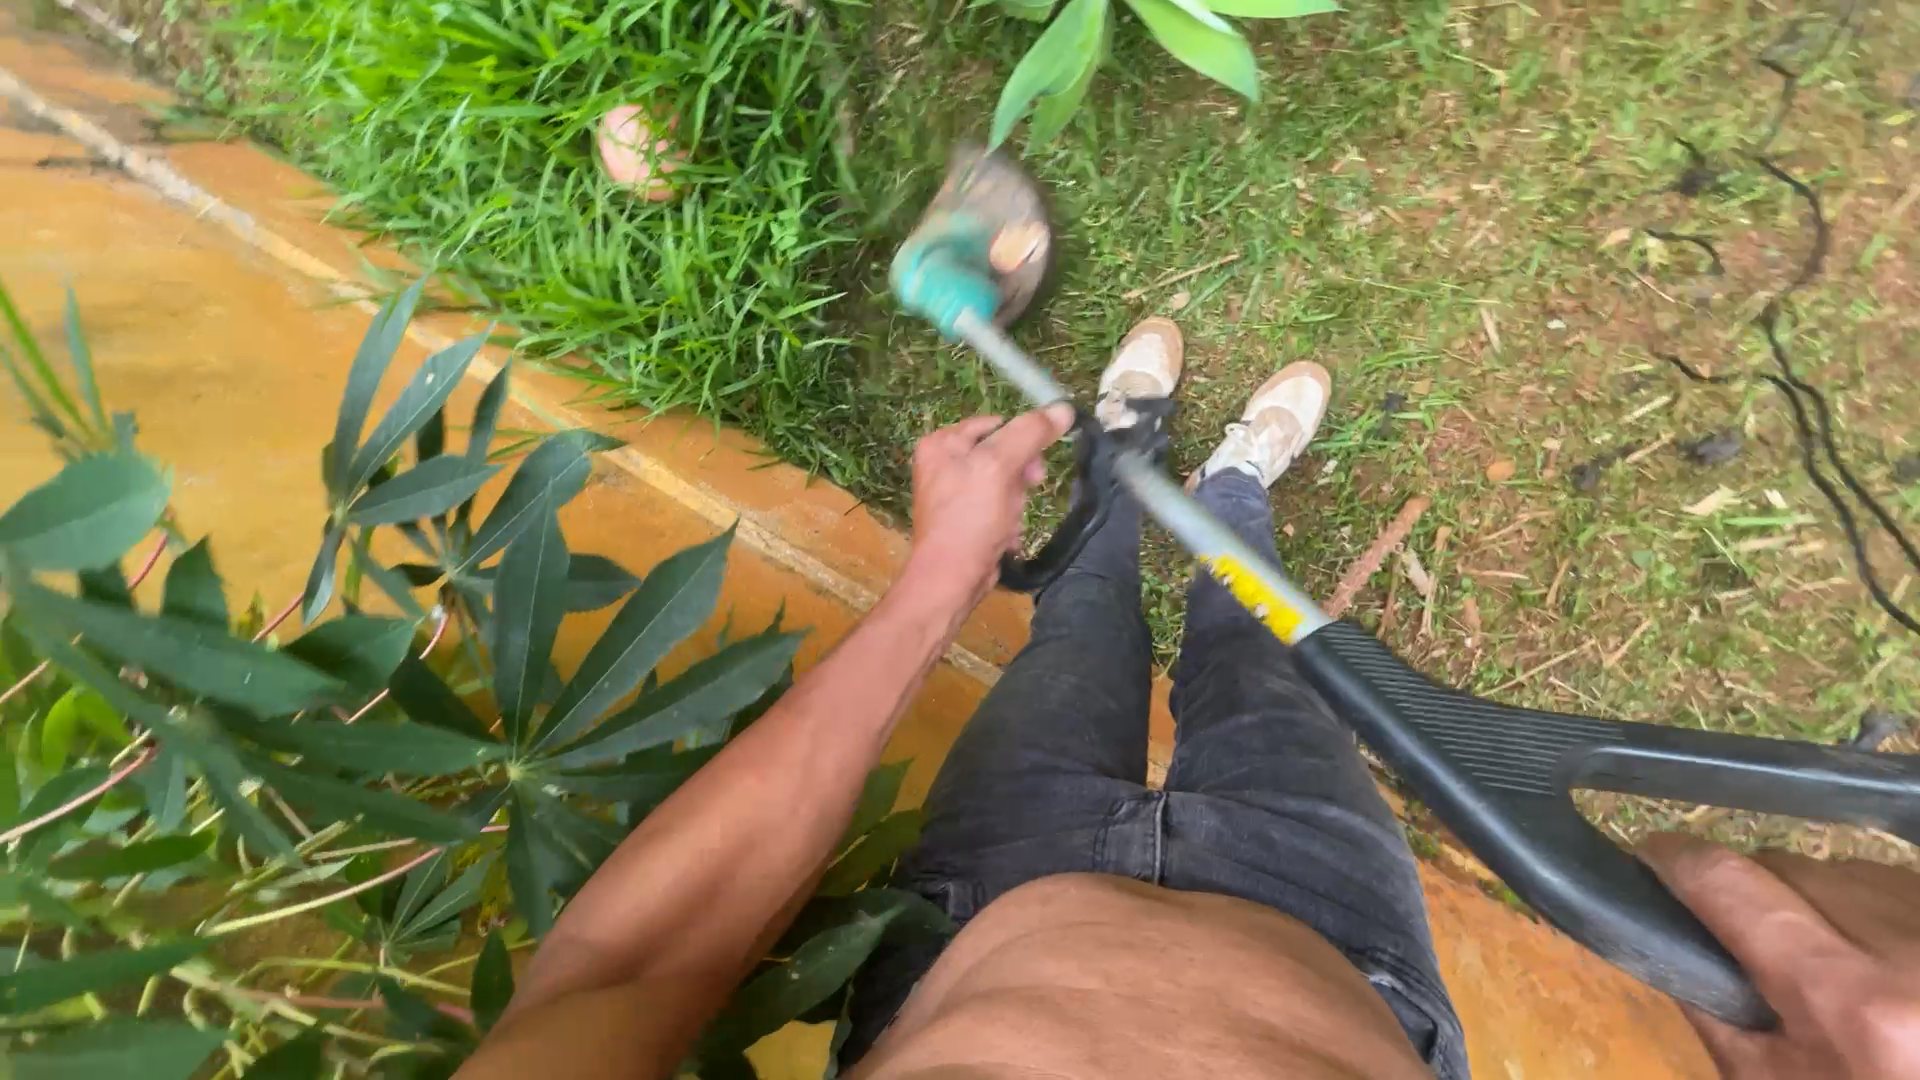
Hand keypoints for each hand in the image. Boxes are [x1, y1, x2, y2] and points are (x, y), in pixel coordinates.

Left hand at [904, 404, 1074, 605]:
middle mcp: (943, 463)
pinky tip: (1003, 537)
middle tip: (1020, 498)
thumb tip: (1063, 408)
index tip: (1034, 469)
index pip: (997, 424)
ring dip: (1015, 504)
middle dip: (1018, 480)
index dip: (1022, 442)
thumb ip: (1030, 434)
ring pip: (1005, 484)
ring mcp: (953, 493)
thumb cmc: (969, 517)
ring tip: (1007, 523)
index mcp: (942, 442)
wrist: (951, 578)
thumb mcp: (999, 467)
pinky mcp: (965, 518)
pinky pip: (998, 508)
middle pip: (1003, 454)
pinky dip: (1006, 521)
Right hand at [1639, 833, 1919, 1077]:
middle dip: (1759, 891)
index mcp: (1847, 998)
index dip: (1672, 858)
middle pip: (1791, 867)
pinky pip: (1911, 890)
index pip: (1725, 877)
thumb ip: (1710, 1000)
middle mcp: (1917, 955)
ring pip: (1858, 873)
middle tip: (1759, 940)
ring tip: (1851, 963)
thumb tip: (1660, 922)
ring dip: (1831, 901)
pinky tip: (1901, 965)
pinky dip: (1891, 916)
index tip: (1652, 863)